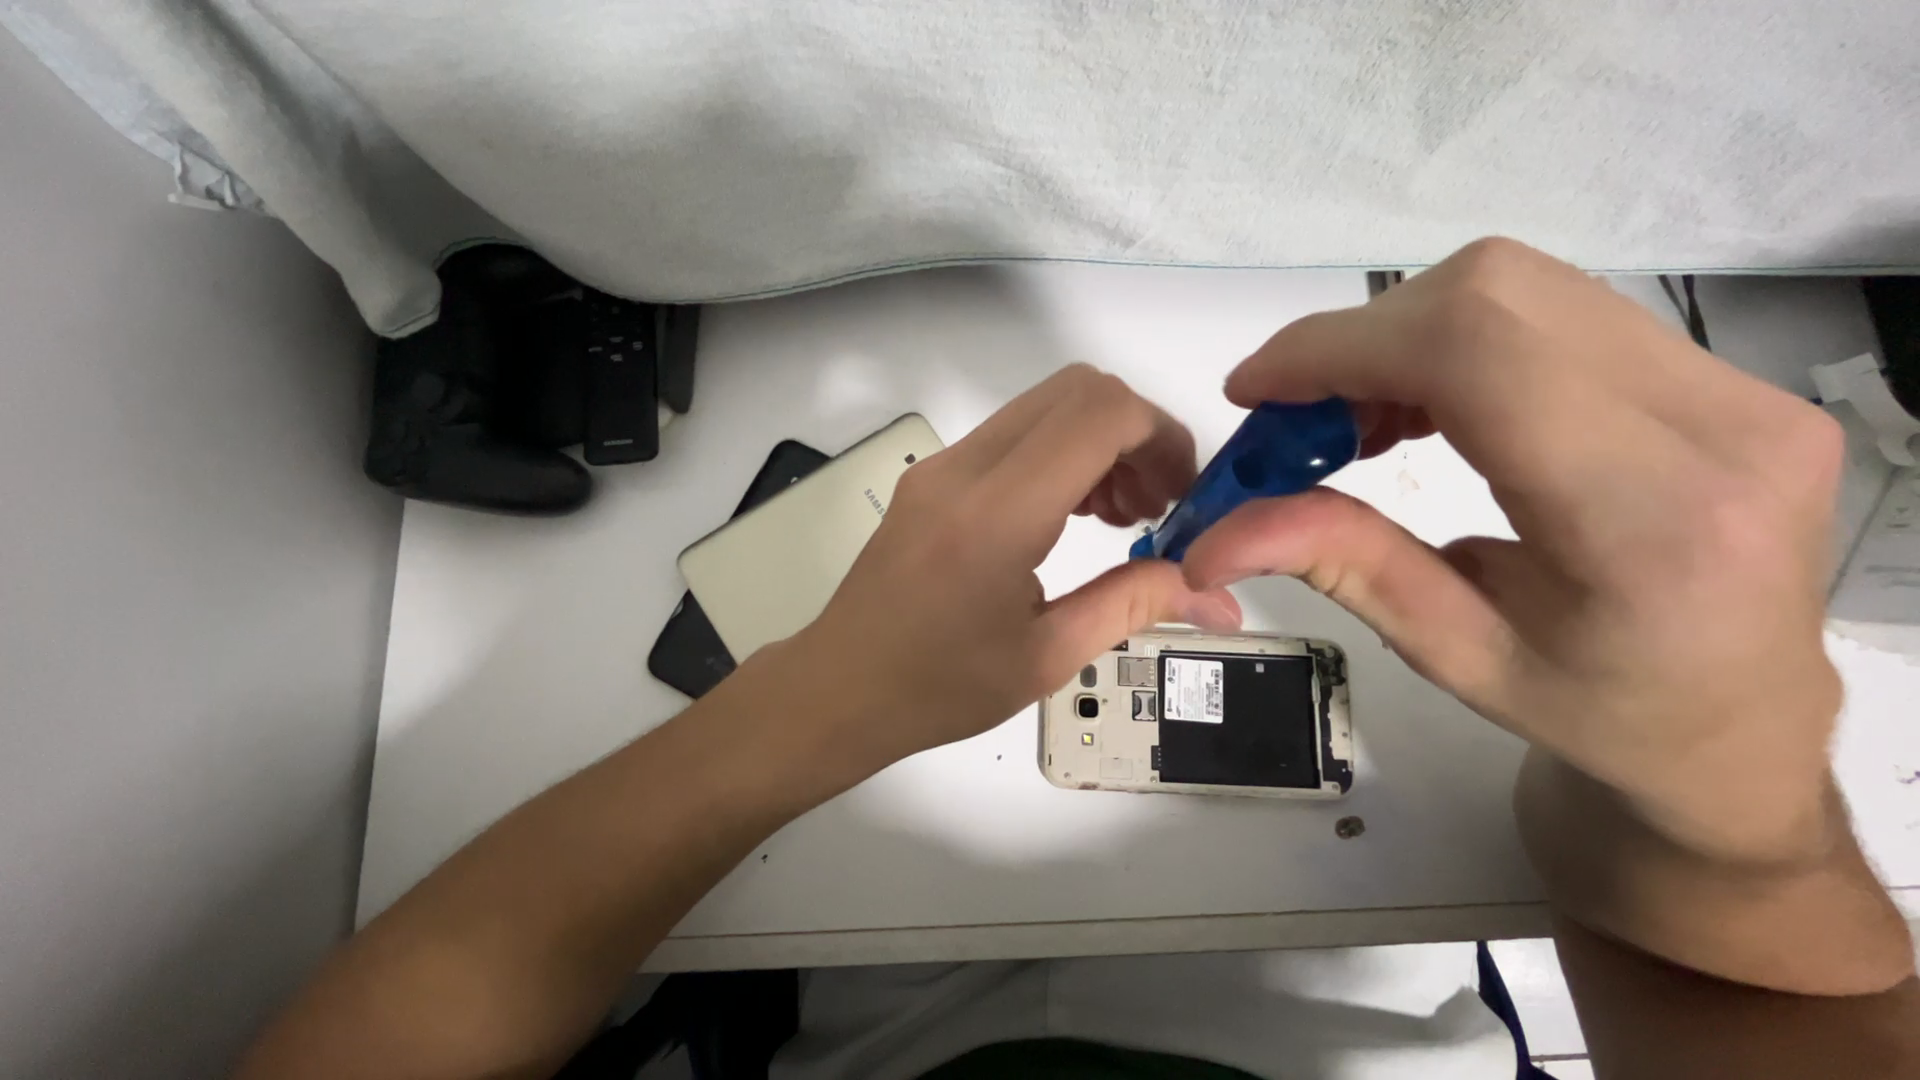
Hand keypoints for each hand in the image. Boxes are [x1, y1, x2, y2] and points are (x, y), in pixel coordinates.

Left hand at [786, 365, 1241, 769]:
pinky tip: (1072, 516)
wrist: (840, 687)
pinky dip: (1061, 453)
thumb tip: (1217, 596)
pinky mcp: (931, 474)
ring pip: (1045, 404)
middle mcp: (964, 468)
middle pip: (1077, 390)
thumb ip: (1133, 603)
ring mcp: (941, 465)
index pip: (1099, 413)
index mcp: (996, 514)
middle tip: (1156, 505)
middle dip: (1137, 433)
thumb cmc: (939, 687)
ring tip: (1120, 516)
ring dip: (1099, 441)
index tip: (1182, 495)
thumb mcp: (1047, 657)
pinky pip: (1013, 432)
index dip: (1161, 437)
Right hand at [1183, 240, 1844, 867]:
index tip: (1255, 392)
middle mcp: (1717, 425)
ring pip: (1517, 287)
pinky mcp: (1724, 370)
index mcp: (1647, 520)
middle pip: (1491, 297)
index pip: (1475, 357)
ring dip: (1399, 339)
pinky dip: (1448, 341)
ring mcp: (1735, 386)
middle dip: (1356, 342)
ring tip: (1356, 422)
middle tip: (1296, 419)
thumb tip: (1213, 533)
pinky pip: (1549, 309)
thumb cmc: (1595, 712)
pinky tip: (1419, 409)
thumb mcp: (1451, 654)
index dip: (1338, 348)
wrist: (1740, 722)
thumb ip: (1339, 565)